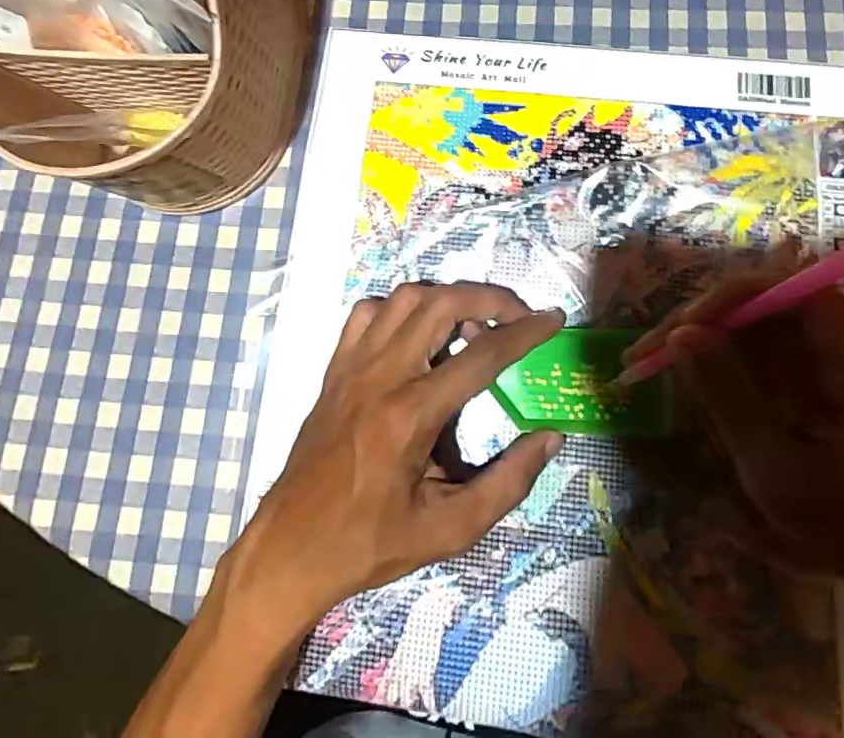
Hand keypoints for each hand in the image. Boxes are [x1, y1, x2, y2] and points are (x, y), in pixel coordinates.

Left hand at [222, 282, 566, 633]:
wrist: (289, 547)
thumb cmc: (370, 543)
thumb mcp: (450, 530)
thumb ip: (508, 483)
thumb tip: (551, 438)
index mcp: (411, 414)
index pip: (482, 355)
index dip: (526, 331)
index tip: (554, 318)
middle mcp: (381, 375)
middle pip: (442, 303)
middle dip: (490, 297)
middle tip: (519, 314)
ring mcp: (352, 365)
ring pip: (404, 298)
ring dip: (447, 297)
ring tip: (473, 323)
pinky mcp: (335, 368)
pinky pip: (368, 313)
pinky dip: (401, 308)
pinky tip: (418, 334)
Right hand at [624, 278, 843, 584]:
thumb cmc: (840, 534)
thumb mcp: (776, 473)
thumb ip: (730, 397)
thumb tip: (679, 332)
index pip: (807, 295)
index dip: (742, 294)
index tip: (685, 322)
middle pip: (778, 301)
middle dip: (709, 317)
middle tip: (649, 348)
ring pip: (763, 318)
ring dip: (705, 332)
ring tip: (647, 358)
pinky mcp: (823, 367)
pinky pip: (765, 341)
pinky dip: (719, 350)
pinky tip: (678, 365)